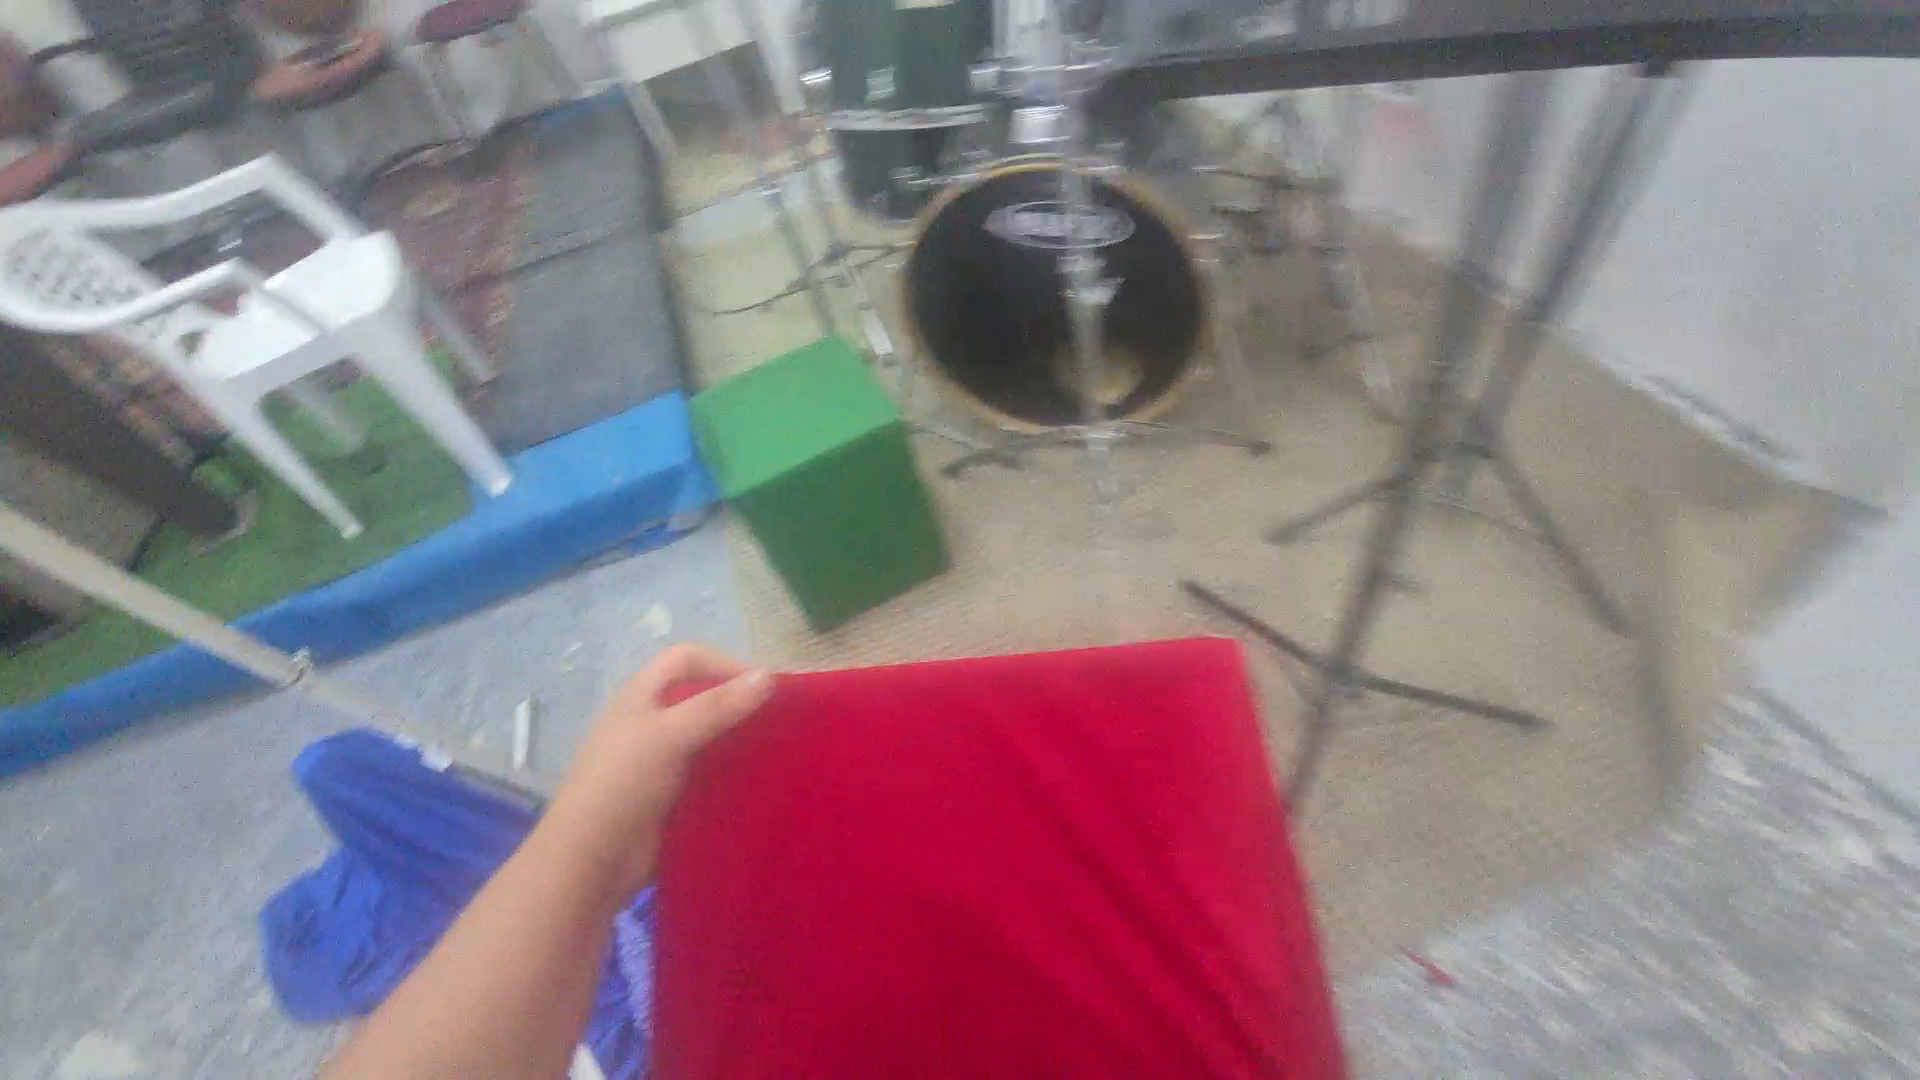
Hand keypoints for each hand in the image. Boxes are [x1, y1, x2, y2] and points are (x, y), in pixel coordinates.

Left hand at [543, 644, 773, 896]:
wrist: (590, 863)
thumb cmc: (623, 786)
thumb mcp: (668, 737)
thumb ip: (717, 705)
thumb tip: (769, 676)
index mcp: (641, 695)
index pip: (688, 658)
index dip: (724, 662)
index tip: (762, 686)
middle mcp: (651, 719)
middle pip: (700, 692)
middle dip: (738, 698)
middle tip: (777, 716)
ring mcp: (660, 756)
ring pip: (708, 730)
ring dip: (738, 734)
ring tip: (774, 747)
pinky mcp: (672, 791)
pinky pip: (710, 767)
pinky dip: (733, 766)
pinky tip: (756, 778)